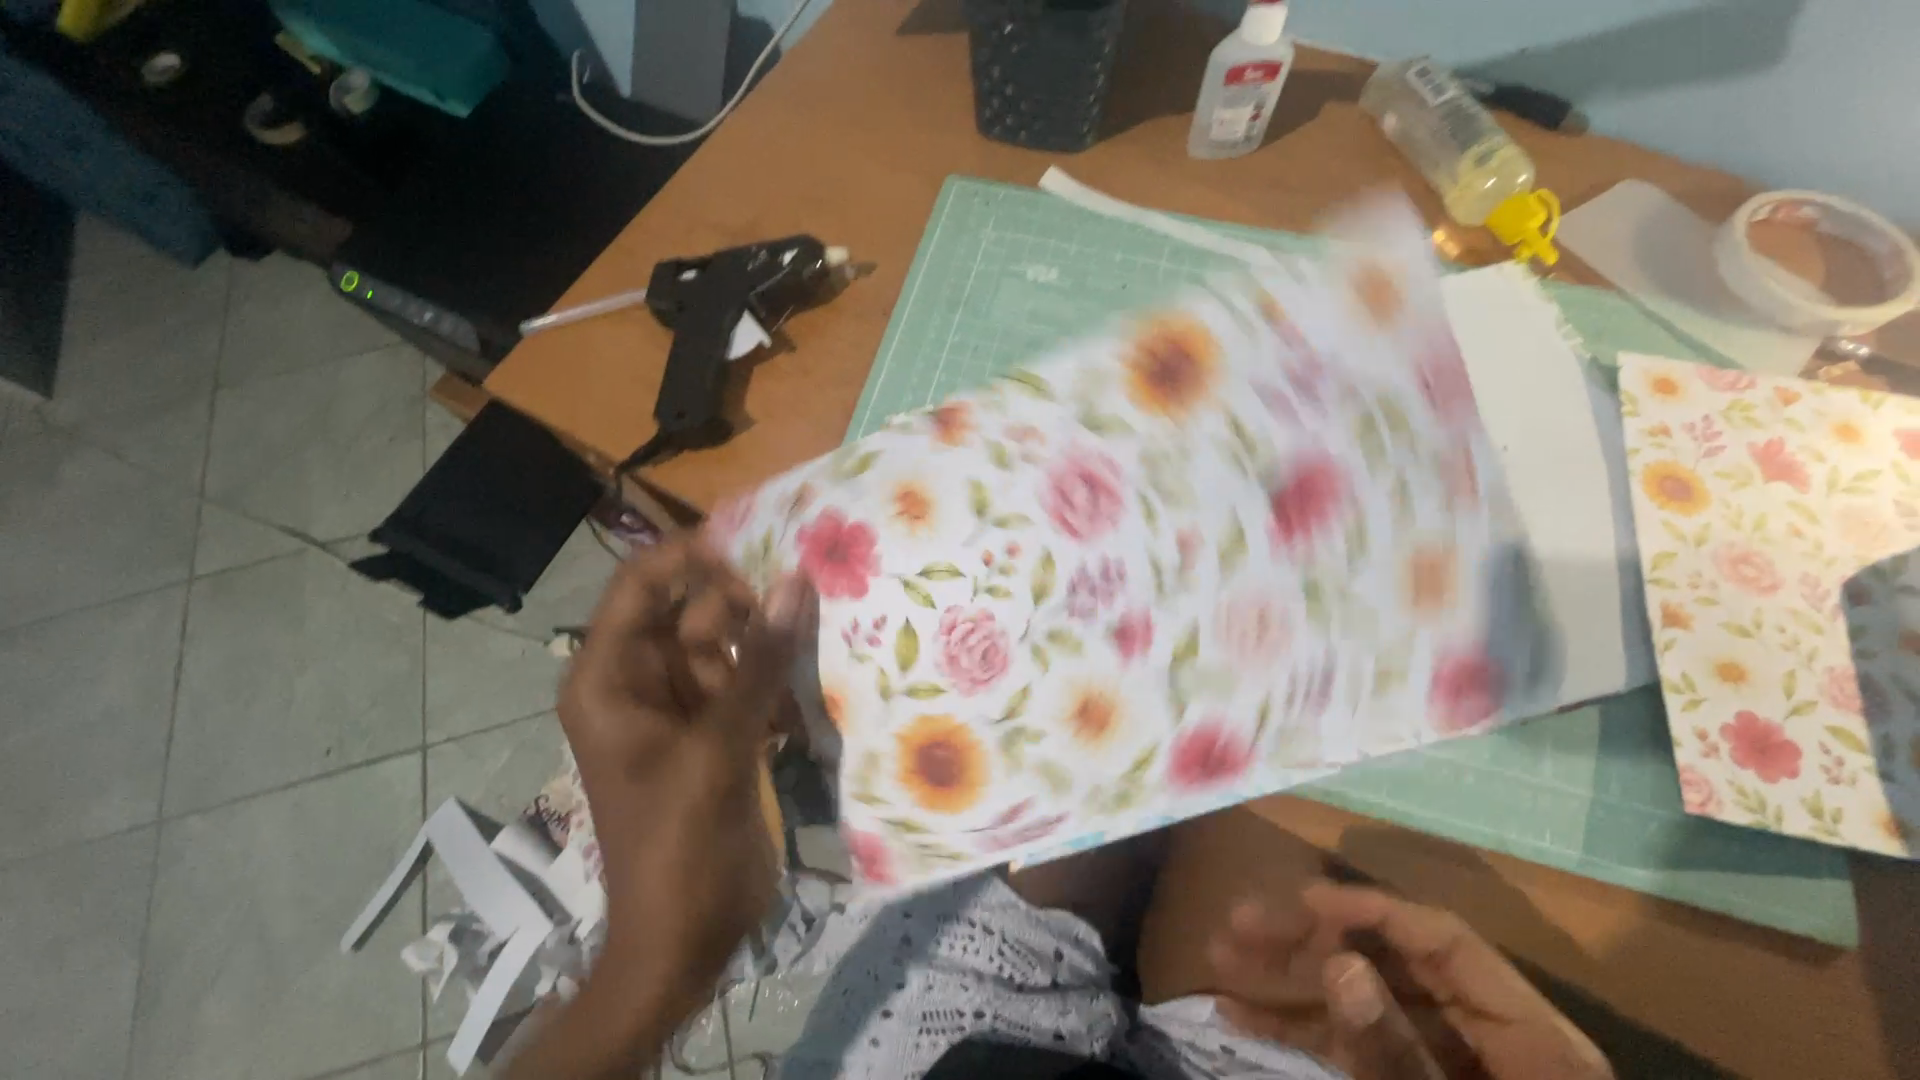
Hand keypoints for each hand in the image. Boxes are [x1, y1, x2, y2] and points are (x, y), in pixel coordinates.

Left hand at [512, 535, 809, 1078]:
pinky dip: (782, 676)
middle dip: (747, 595)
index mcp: (611, 678)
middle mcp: (644, 684)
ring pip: (730, 648)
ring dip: (772, 636)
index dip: (690, 554)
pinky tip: (823, 668)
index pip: (641, 587)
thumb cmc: (677, 841)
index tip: (757, 533)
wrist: (685, 938)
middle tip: (813, 573)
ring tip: (829, 611)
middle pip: (693, 612)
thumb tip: (794, 581)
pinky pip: (752, 684)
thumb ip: (757, 663)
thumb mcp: (716, 746)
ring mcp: (686, 711)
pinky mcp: (722, 736)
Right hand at [1208, 882, 1610, 1079]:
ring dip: (1286, 981)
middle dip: (1307, 942)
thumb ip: (1398, 1051)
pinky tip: (1239, 1015)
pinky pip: (1349, 1045)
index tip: (1299, 898)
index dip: (1368, 909)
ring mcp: (1438, 1060)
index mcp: (1526, 1031)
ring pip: (1357, 999)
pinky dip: (1297, 1029)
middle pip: (1386, 961)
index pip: (1440, 940)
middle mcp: (1480, 1032)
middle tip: (1236, 924)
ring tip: (1218, 959)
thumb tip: (1339, 964)